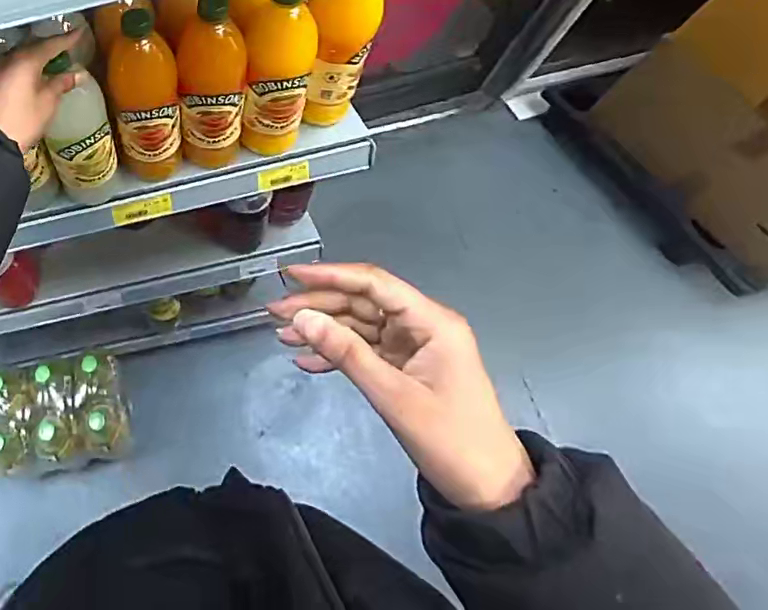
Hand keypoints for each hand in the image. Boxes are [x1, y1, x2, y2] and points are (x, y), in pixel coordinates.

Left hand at [0, 33, 78, 151]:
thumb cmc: (24, 120)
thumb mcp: (47, 102)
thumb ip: (61, 83)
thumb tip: (77, 74)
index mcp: (26, 60)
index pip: (51, 44)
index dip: (67, 39)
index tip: (79, 31)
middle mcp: (9, 58)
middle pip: (33, 45)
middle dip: (49, 44)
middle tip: (65, 44)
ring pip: (20, 53)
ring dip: (35, 53)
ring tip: (49, 56)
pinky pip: (11, 64)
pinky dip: (24, 63)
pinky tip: (30, 70)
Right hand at [269, 263, 533, 511]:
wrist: (491, 494)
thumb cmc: (453, 442)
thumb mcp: (395, 397)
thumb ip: (347, 353)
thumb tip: (302, 318)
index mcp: (432, 322)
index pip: (373, 283)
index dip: (330, 275)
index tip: (292, 274)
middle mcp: (421, 325)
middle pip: (360, 302)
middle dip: (317, 305)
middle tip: (276, 312)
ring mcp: (411, 345)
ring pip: (356, 324)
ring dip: (321, 330)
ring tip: (283, 335)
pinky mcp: (403, 365)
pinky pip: (362, 349)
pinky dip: (335, 353)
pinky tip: (307, 359)